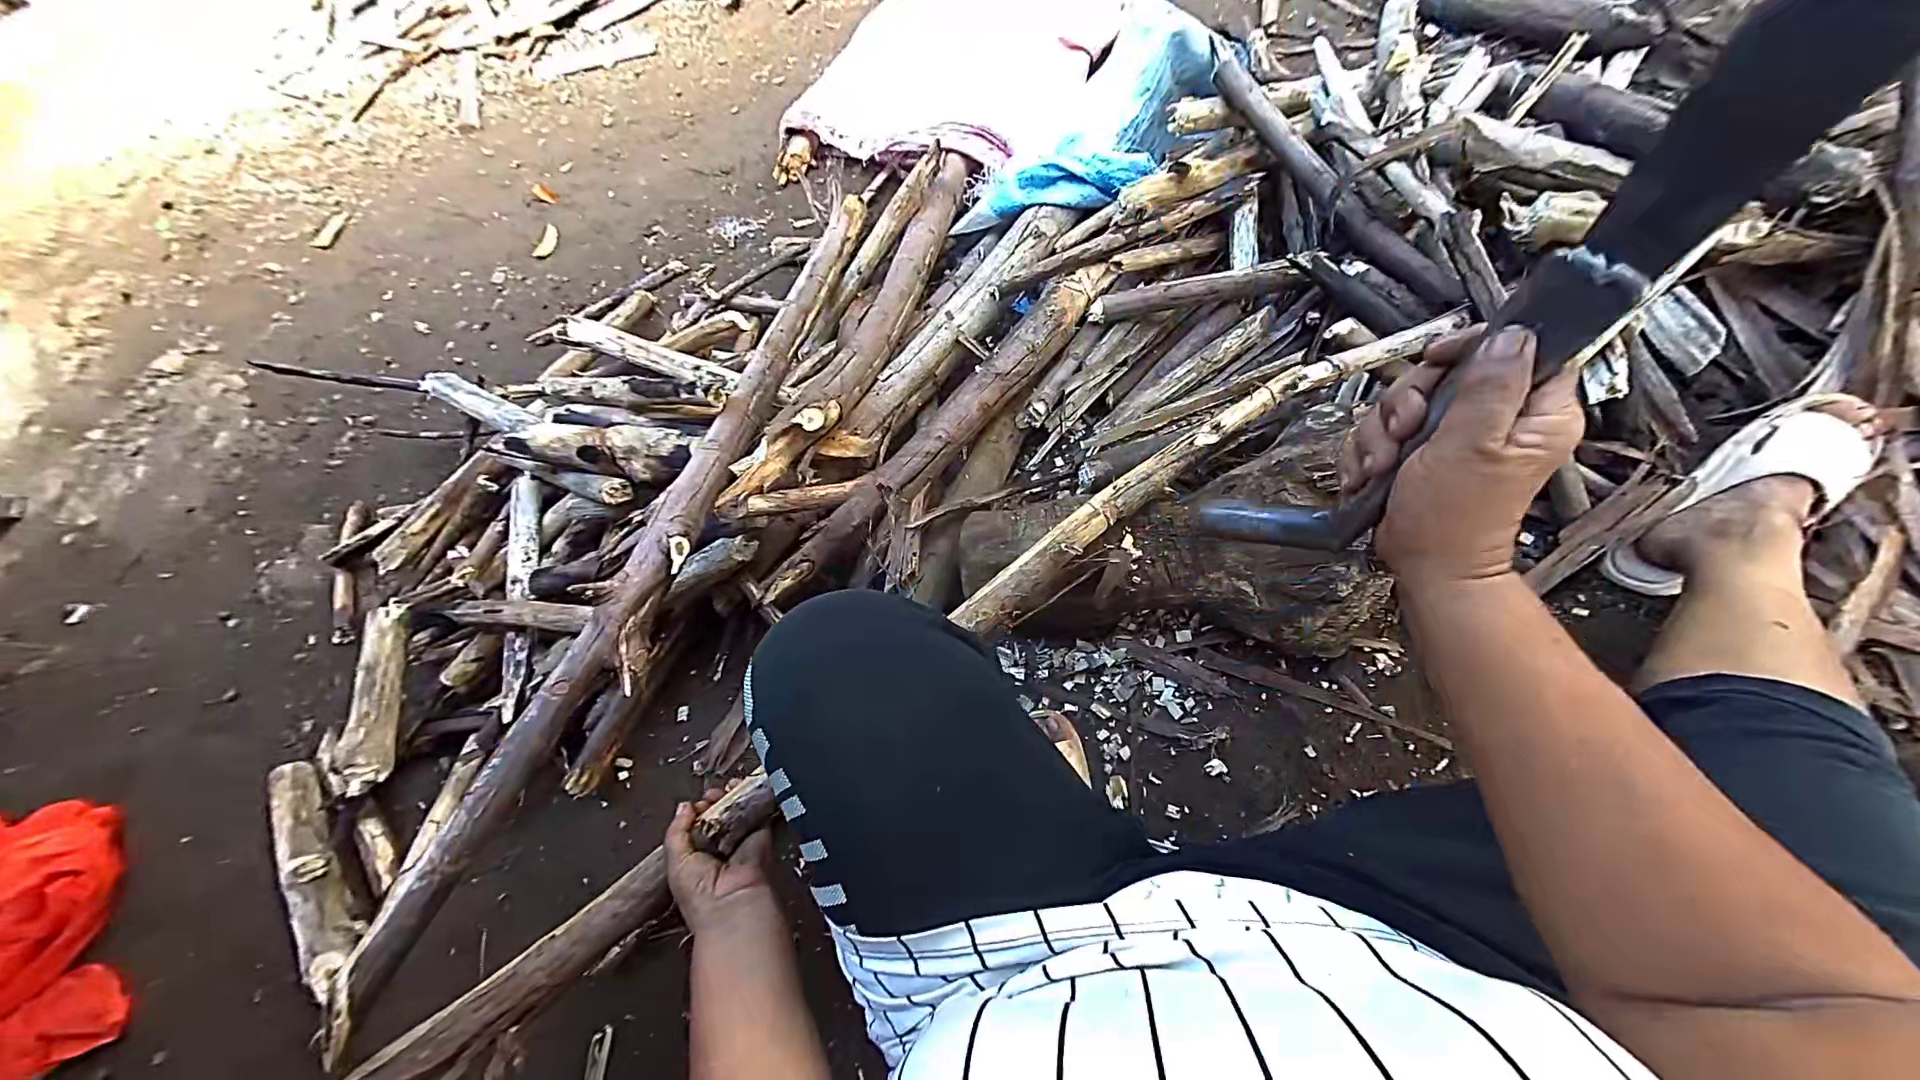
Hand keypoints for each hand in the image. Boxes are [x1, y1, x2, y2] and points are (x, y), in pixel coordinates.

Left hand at [664, 787, 778, 935]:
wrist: (733, 904)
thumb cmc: (699, 894)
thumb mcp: (675, 863)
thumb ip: (676, 832)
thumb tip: (685, 806)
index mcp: (697, 855)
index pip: (697, 824)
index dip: (697, 810)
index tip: (697, 804)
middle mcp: (720, 846)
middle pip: (719, 813)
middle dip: (715, 799)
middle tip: (714, 794)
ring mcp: (741, 839)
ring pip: (738, 809)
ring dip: (734, 795)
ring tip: (729, 787)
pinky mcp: (762, 834)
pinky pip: (759, 810)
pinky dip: (753, 797)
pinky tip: (745, 787)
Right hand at [1339, 326, 1582, 587]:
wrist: (1424, 562)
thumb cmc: (1453, 519)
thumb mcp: (1474, 446)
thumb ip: (1491, 389)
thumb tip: (1513, 336)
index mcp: (1535, 414)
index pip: (1519, 348)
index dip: (1474, 347)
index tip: (1438, 362)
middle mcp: (1498, 420)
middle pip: (1446, 374)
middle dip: (1409, 401)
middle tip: (1406, 429)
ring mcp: (1455, 436)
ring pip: (1406, 402)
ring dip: (1382, 432)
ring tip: (1386, 463)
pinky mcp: (1420, 451)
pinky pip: (1385, 430)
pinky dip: (1371, 450)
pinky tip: (1375, 472)